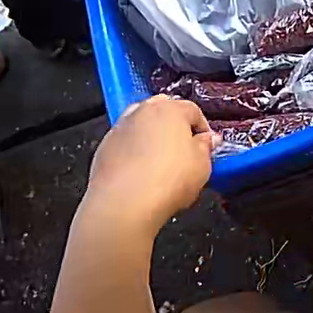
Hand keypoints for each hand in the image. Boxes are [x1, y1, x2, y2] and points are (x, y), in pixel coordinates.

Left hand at [82, 96, 214, 234]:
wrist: (126, 202)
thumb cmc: (167, 180)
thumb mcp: (202, 165)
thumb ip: (205, 147)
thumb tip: (206, 140)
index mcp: (170, 110)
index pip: (193, 110)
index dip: (203, 129)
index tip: (207, 146)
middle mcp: (142, 111)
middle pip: (164, 111)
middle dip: (176, 128)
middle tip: (186, 151)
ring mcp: (120, 128)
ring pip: (143, 126)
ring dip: (154, 138)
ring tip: (164, 164)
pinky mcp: (105, 147)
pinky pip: (127, 143)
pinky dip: (136, 152)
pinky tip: (145, 173)